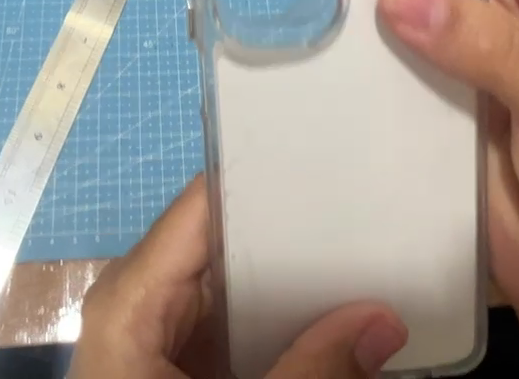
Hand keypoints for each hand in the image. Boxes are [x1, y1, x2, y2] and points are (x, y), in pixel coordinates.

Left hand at [71, 177, 408, 378]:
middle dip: (288, 228)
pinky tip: (322, 302)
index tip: (321, 160)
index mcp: (132, 293)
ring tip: (354, 244)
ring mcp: (156, 325)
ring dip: (287, 273)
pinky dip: (271, 312)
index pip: (202, 205)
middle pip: (220, 236)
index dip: (260, 177)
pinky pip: (227, 314)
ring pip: (229, 276)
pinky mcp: (173, 355)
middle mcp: (140, 294)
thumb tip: (386, 320)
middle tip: (357, 204)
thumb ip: (311, 371)